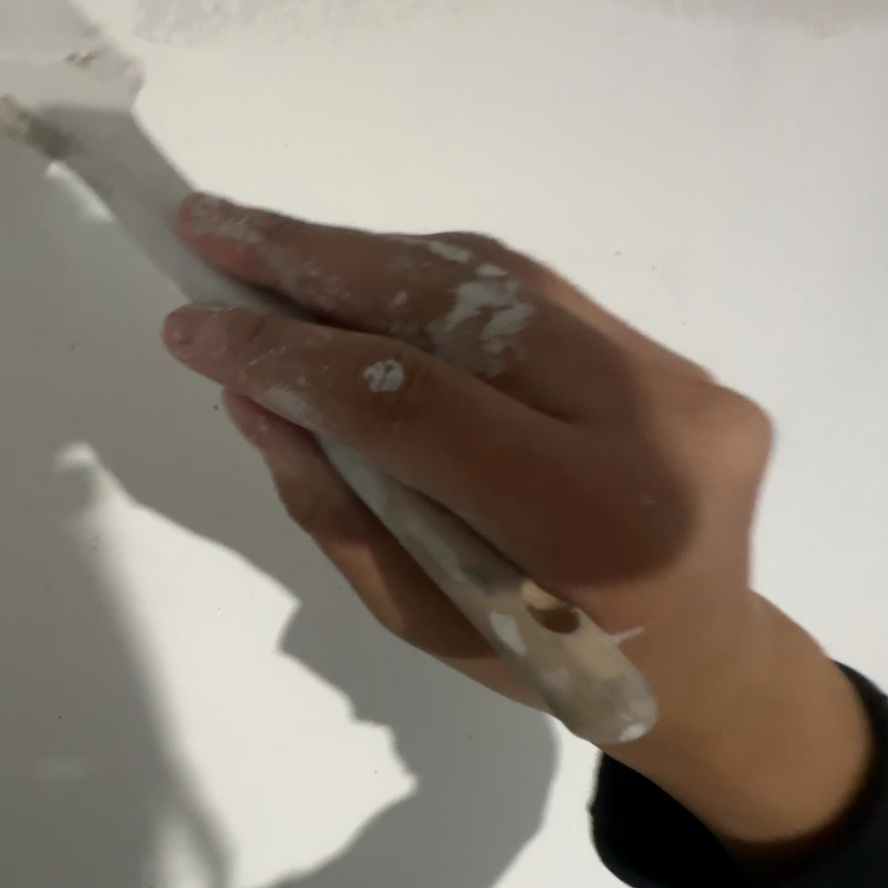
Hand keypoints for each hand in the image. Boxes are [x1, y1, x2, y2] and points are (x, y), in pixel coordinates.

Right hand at [161, 195, 871, 861]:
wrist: (697, 658)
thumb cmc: (532, 661)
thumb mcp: (407, 613)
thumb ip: (329, 505)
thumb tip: (252, 397)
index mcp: (580, 523)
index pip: (407, 403)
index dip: (286, 356)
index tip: (191, 327)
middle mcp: (647, 424)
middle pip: (452, 305)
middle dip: (310, 260)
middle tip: (208, 225)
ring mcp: (673, 375)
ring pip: (489, 278)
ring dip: (359, 254)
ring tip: (265, 243)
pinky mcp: (670, 353)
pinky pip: (521, 291)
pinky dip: (418, 275)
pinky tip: (351, 274)